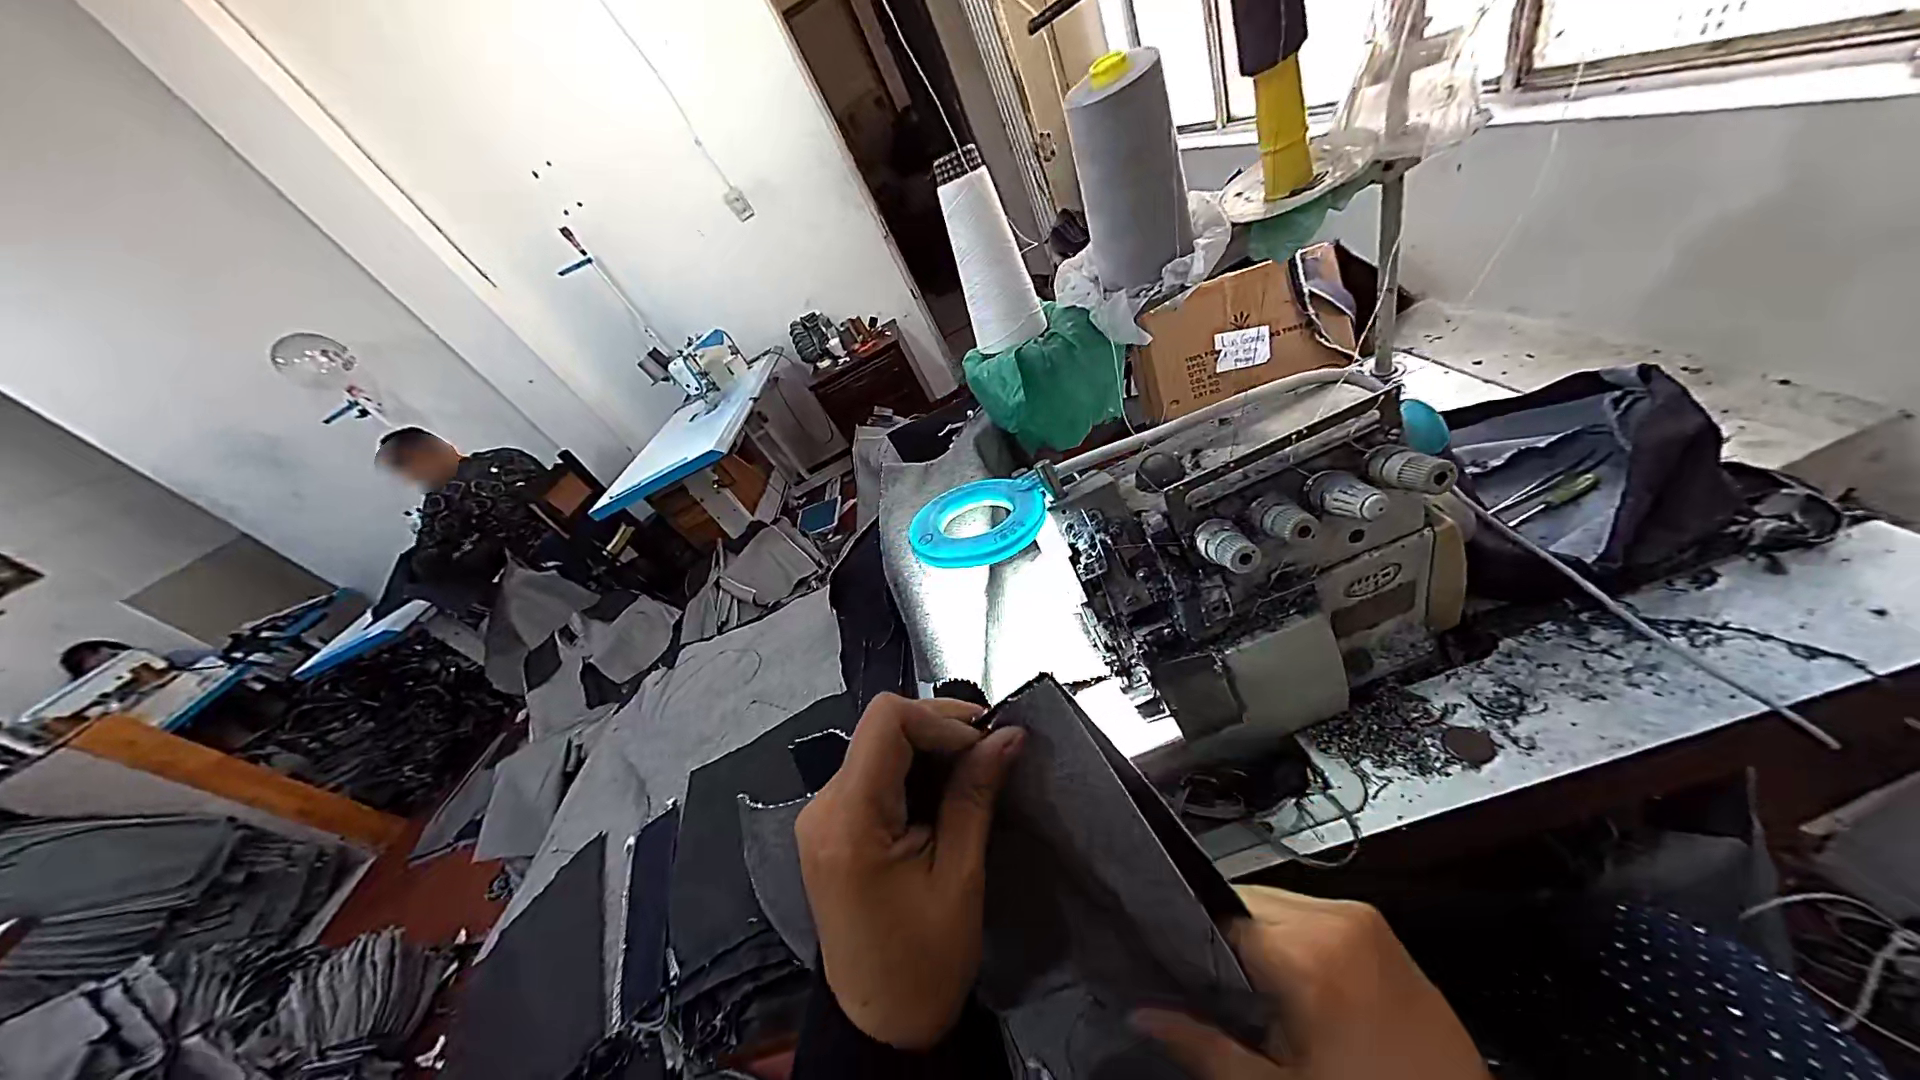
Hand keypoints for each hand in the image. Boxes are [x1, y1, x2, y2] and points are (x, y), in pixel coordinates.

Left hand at [794, 693, 1024, 1048]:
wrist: (881, 1023)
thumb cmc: (923, 965)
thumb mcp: (960, 877)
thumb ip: (975, 794)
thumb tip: (1006, 735)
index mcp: (848, 821)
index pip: (886, 721)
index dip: (940, 720)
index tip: (983, 743)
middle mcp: (823, 807)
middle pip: (881, 729)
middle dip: (940, 729)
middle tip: (990, 748)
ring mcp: (822, 815)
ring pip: (879, 744)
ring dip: (930, 748)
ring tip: (975, 768)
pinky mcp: (832, 824)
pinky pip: (874, 771)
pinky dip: (914, 768)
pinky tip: (946, 787)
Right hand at [1134, 886, 1488, 1079]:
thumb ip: (1204, 1047)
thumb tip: (1142, 1016)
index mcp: (1310, 954)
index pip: (1218, 915)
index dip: (1194, 942)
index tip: (1182, 971)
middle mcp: (1338, 919)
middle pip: (1246, 904)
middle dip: (1228, 942)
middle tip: (1230, 998)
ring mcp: (1365, 920)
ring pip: (1275, 904)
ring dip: (1259, 938)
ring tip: (1268, 997)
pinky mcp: (1380, 929)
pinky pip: (1311, 914)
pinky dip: (1293, 938)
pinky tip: (1300, 986)